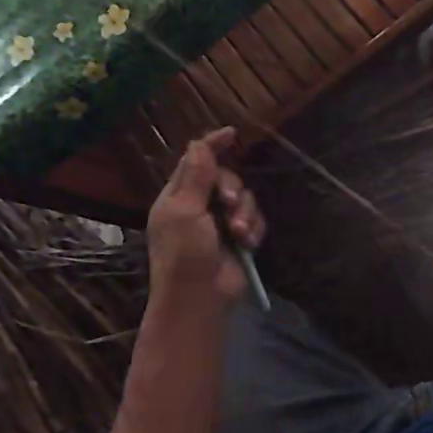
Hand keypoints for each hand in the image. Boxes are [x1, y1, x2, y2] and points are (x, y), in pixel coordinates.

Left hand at [146, 128, 264, 308]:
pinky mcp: (240, 240)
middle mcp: (198, 207)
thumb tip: (199, 143)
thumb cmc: (184, 254)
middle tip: (228, 204)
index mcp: (177, 197)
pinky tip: (247, 245)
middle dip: (231, 189)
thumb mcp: (185, 211)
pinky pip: (255, 221)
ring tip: (239, 234)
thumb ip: (196, 177)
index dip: (212, 145)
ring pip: (244, 199)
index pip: (195, 162)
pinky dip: (254, 230)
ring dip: (245, 214)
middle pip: (225, 178)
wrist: (200, 298)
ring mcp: (220, 224)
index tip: (232, 134)